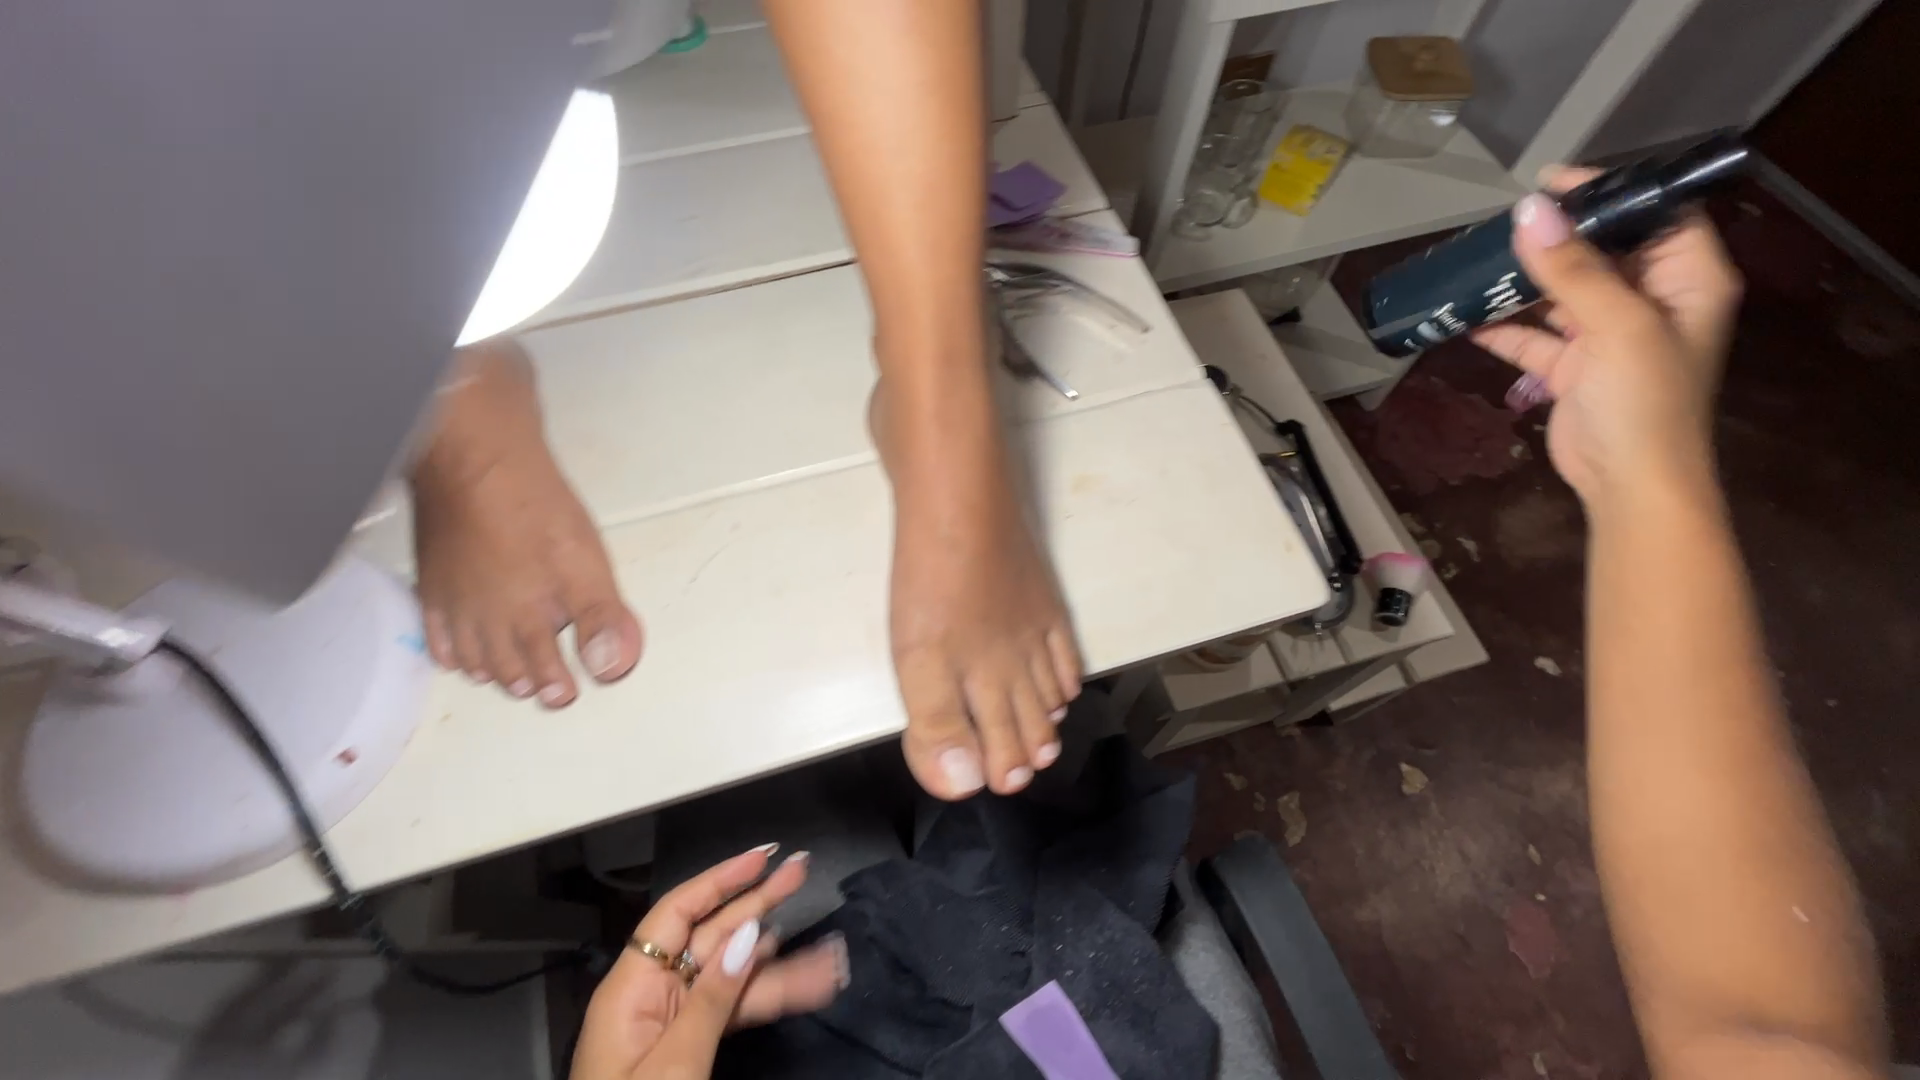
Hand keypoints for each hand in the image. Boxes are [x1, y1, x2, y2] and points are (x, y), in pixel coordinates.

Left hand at [570, 846, 848, 1079]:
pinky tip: (799, 975)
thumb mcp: (674, 1063)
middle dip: (761, 903)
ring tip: (831, 949)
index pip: (678, 912)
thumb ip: (713, 997)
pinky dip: (768, 992)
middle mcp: (655, 993)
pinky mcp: (692, 1046)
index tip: (764, 857)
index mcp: (632, 987)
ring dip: (784, 961)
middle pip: (714, 935)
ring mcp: (676, 1020)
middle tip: (803, 871)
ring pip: (735, 974)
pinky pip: (736, 1007)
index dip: (722, 880)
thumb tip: (749, 932)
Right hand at [1472, 168, 1742, 509]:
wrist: (1628, 481)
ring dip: (1521, 284)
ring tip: (1474, 266)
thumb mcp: (1616, 326)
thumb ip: (1573, 270)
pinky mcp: (1572, 368)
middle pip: (1600, 254)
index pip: (1654, 216)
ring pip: (1560, 295)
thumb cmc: (1644, 399)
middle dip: (1553, 239)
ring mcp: (1608, 336)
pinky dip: (1503, 330)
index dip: (1609, 193)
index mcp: (1685, 280)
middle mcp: (1649, 301)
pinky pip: (1533, 338)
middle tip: (1501, 226)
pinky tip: (1466, 319)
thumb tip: (1530, 212)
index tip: (1549, 183)